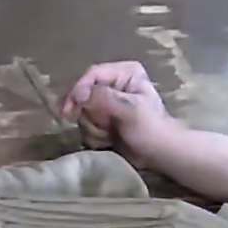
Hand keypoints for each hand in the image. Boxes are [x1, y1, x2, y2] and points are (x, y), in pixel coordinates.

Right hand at [59, 61, 183, 162]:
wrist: (159, 155)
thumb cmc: (151, 129)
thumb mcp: (130, 110)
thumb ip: (104, 98)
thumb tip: (77, 94)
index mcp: (124, 73)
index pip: (92, 75)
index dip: (78, 91)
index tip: (69, 110)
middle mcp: (113, 85)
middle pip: (84, 95)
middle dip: (90, 115)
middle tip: (101, 128)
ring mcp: (107, 105)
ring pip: (83, 114)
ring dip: (94, 129)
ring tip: (110, 136)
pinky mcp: (103, 122)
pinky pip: (86, 127)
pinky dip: (95, 137)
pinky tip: (108, 141)